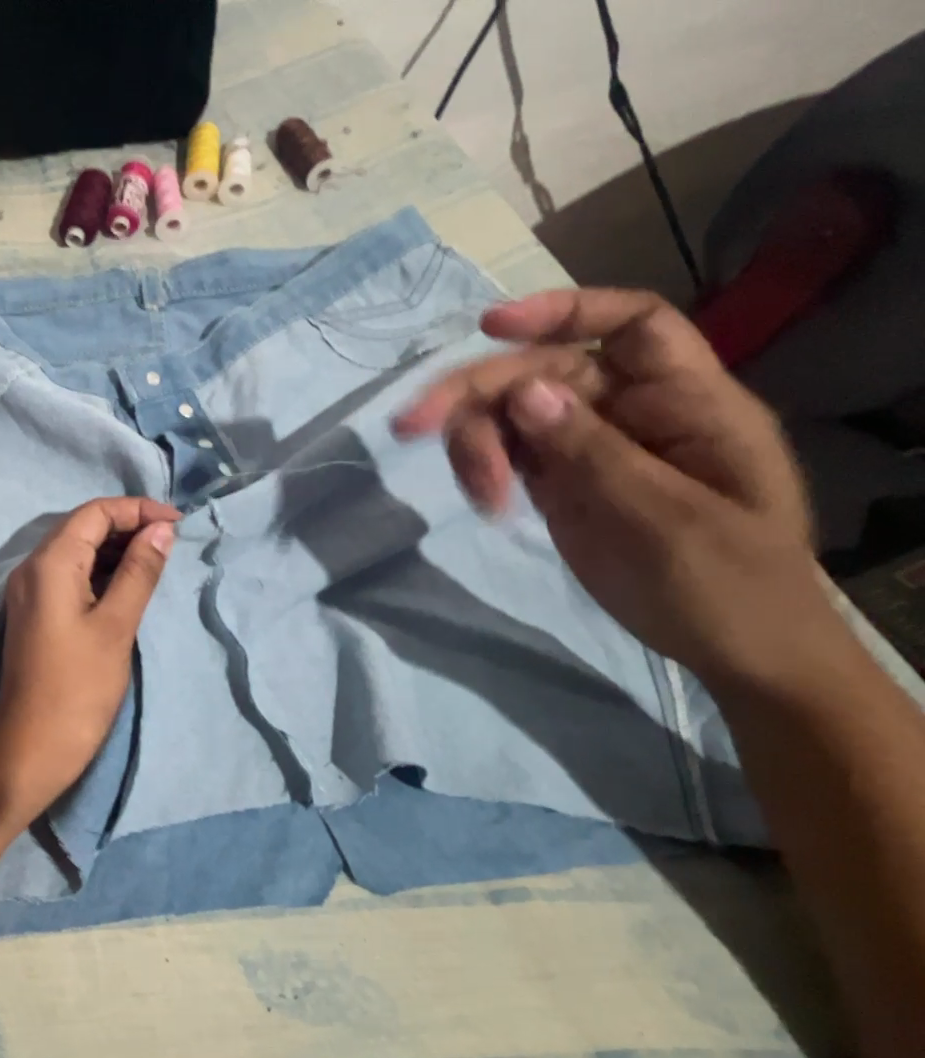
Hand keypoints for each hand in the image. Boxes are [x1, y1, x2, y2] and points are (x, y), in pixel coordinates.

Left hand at [0, 497, 178, 808]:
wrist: (34, 744)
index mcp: (49, 563)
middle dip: (127, 526)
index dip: (137, 510)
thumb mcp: (117, 624)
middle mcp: (32, 568)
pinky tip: (129, 583)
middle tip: (172, 542)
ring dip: (115, 548)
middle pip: (82, 526)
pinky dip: (100, 571)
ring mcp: (30, 590)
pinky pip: (69, 574)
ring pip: (76, 550)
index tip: (178, 524)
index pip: (94, 513)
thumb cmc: (80, 686)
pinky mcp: (35, 611)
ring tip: (158, 560)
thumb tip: (160, 530)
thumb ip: (139, 572)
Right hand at [393, 288, 826, 684]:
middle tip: (412, 425)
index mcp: (688, 403)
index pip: (633, 325)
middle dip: (477, 391)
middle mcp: (633, 412)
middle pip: (543, 371)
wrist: (738, 653)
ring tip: (476, 494)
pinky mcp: (560, 483)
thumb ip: (593, 451)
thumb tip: (525, 390)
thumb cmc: (728, 585)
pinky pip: (507, 454)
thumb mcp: (666, 518)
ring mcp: (591, 448)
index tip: (491, 327)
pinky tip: (484, 502)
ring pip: (512, 413)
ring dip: (473, 440)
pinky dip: (482, 470)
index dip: (564, 311)